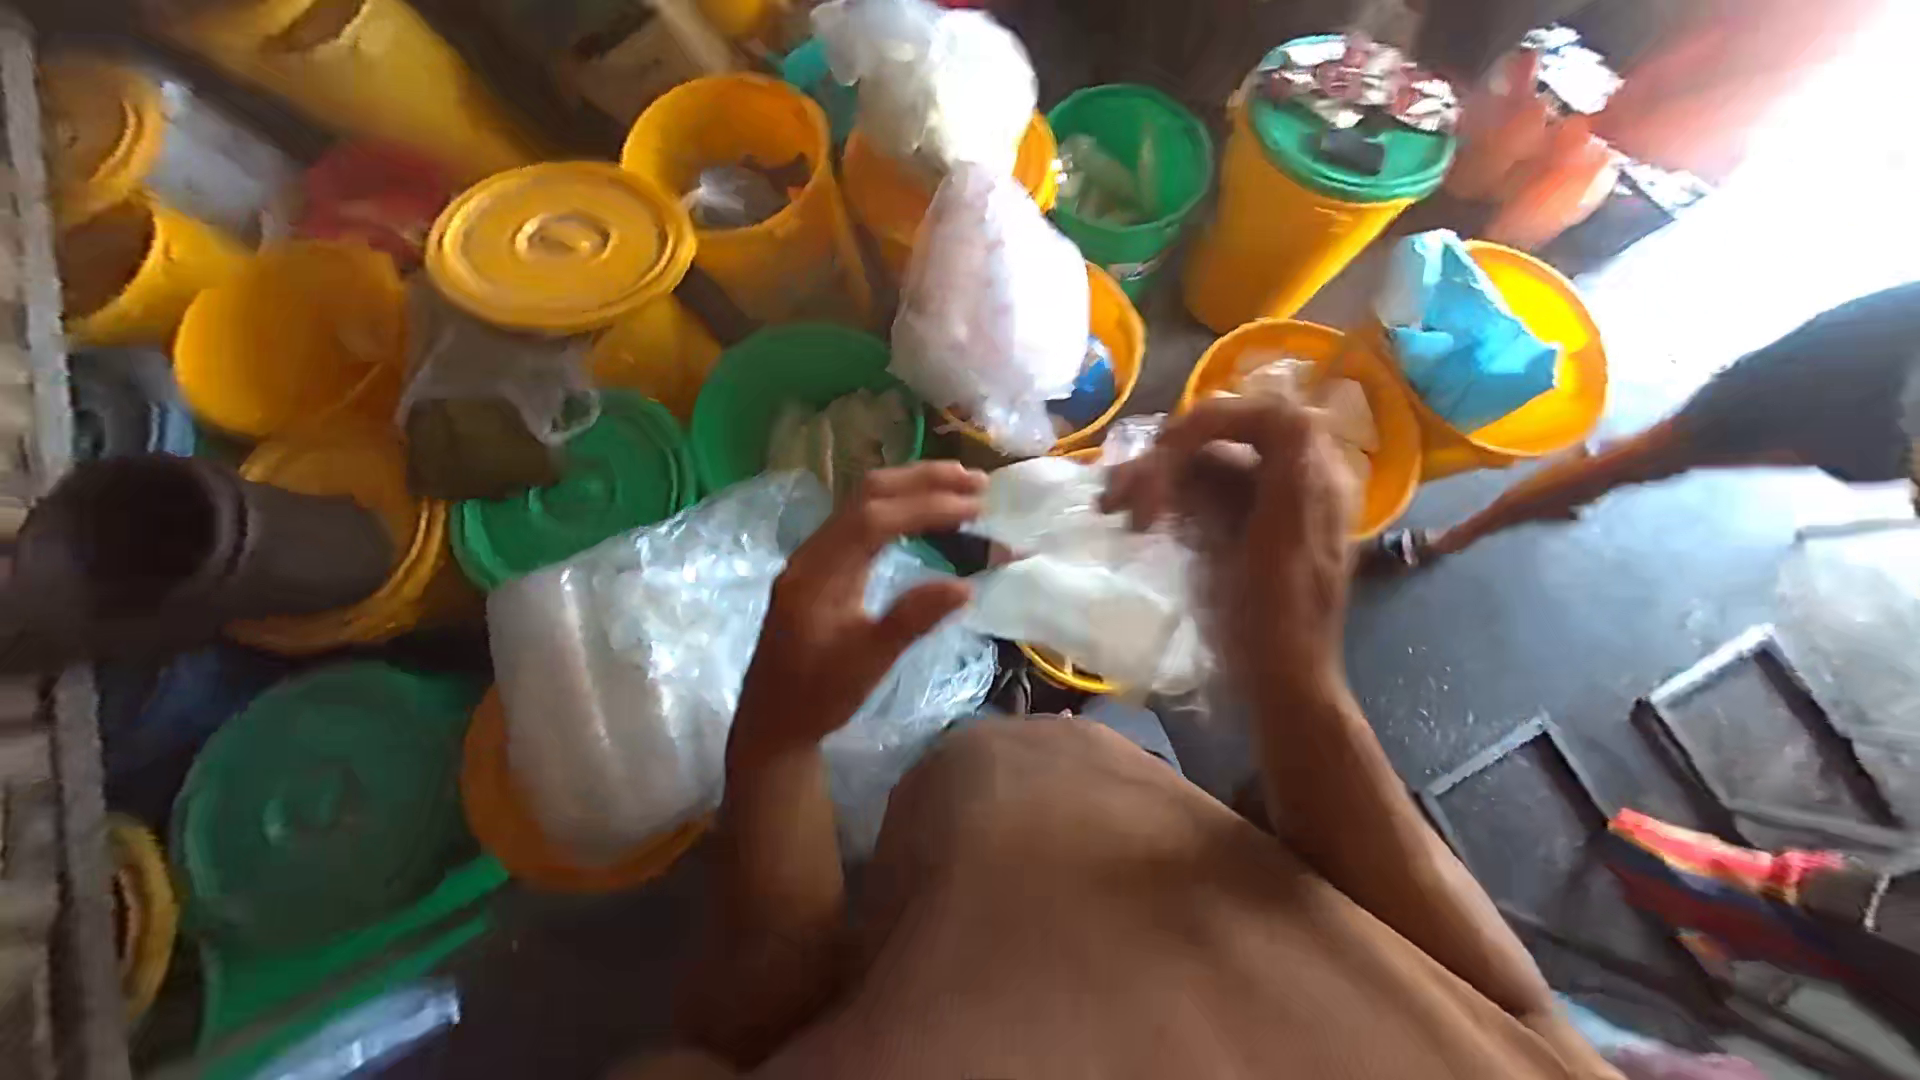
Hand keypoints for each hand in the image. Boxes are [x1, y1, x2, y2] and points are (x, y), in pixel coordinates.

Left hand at [733, 462, 986, 756]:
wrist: (772, 722)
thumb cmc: (818, 697)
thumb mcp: (867, 663)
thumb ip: (912, 620)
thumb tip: (966, 586)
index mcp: (817, 573)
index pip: (874, 519)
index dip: (926, 505)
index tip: (974, 505)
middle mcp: (812, 552)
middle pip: (866, 495)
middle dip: (921, 480)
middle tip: (975, 480)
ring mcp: (814, 557)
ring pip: (862, 502)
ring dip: (910, 487)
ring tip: (957, 485)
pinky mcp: (822, 567)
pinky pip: (860, 520)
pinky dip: (897, 506)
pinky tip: (922, 512)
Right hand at [1100, 396, 1356, 694]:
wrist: (1275, 679)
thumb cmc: (1278, 619)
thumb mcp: (1286, 543)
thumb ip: (1289, 470)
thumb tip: (1276, 409)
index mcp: (1313, 479)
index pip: (1268, 415)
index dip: (1216, 418)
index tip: (1165, 449)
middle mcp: (1284, 481)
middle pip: (1221, 440)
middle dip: (1167, 459)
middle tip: (1122, 495)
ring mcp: (1253, 505)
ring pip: (1196, 467)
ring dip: (1152, 480)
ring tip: (1114, 508)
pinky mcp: (1227, 528)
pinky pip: (1188, 495)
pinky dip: (1158, 501)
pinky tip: (1135, 521)